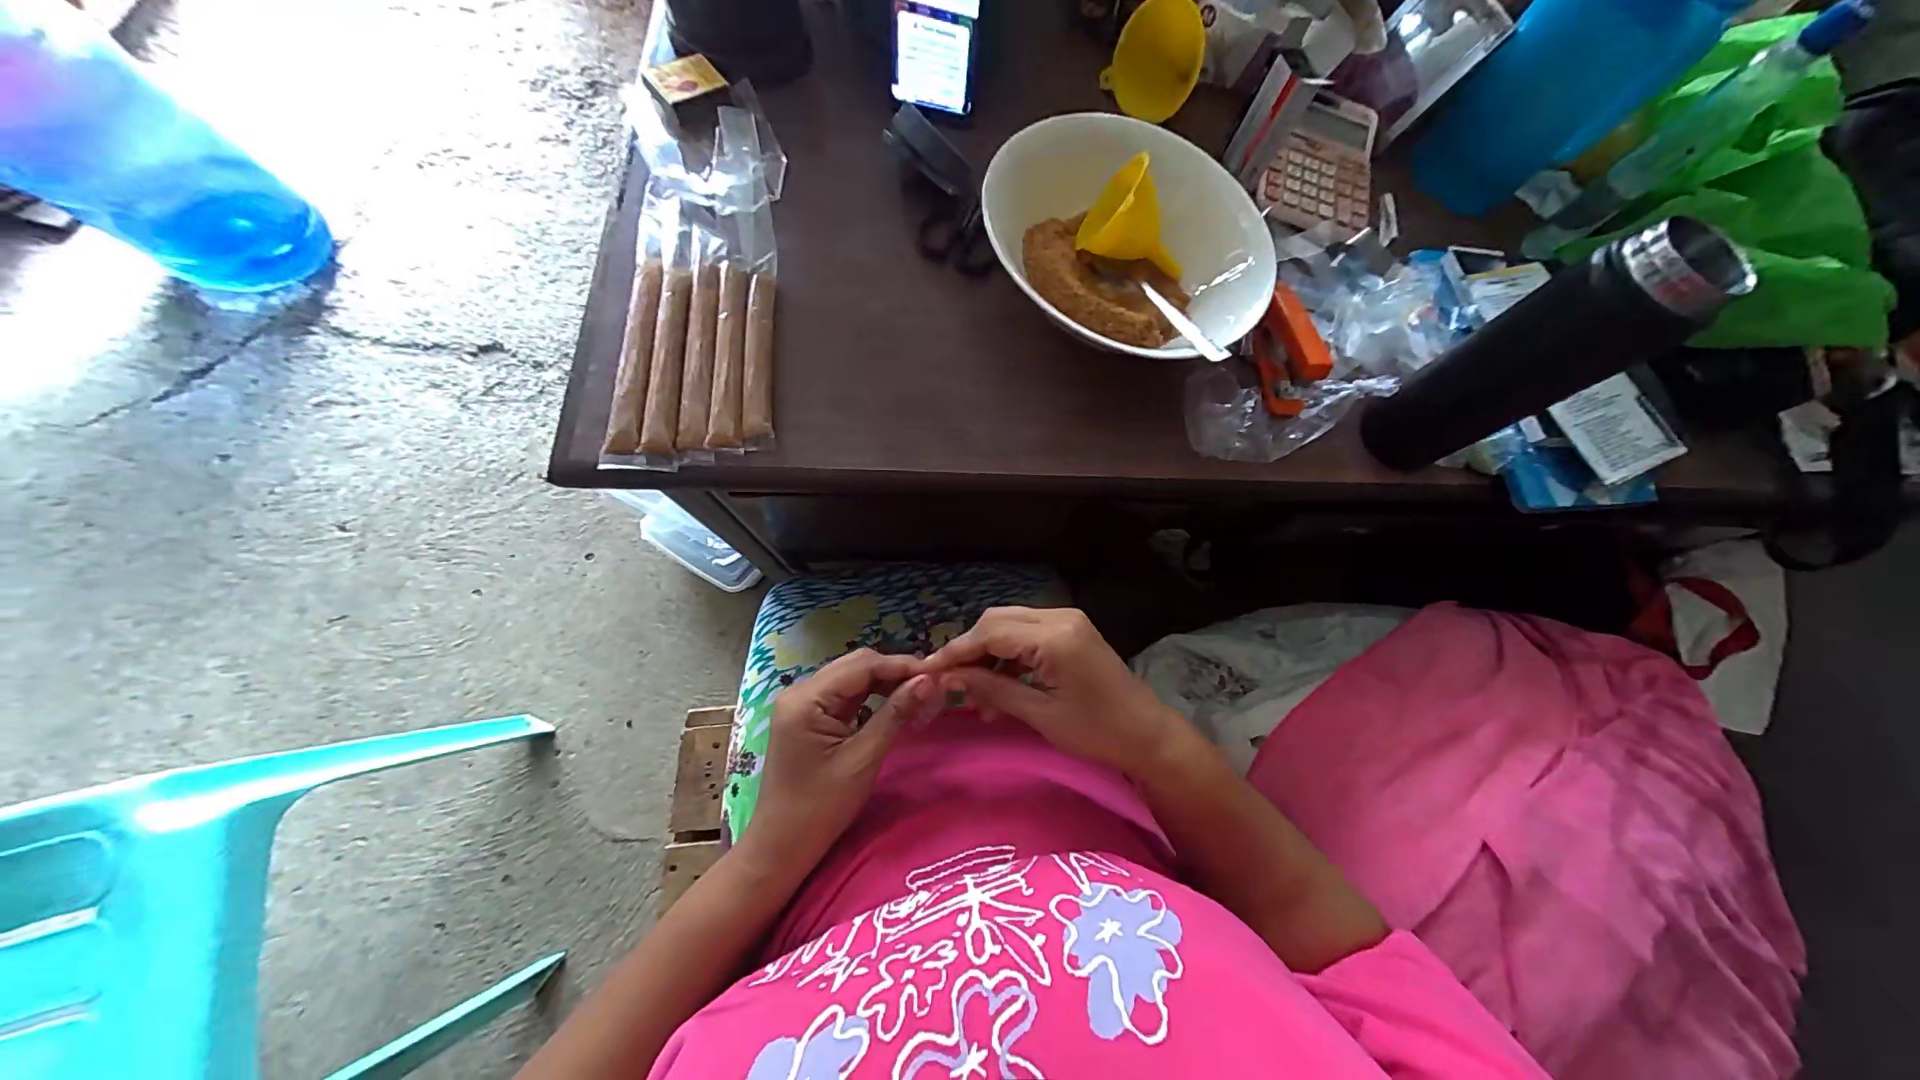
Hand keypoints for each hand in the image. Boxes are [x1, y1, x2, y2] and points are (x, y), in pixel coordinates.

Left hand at [740, 649, 936, 876]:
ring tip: (920, 695)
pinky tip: (896, 704)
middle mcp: (800, 691)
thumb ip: (895, 714)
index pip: (862, 665)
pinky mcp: (810, 718)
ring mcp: (803, 704)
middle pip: (856, 666)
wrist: (783, 846)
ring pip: (853, 679)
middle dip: (895, 672)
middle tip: (933, 685)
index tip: (937, 674)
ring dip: (886, 683)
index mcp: (806, 698)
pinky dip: (872, 697)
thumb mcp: (863, 758)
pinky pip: (846, 696)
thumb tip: (929, 680)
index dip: (901, 665)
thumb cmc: (820, 807)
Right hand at [923, 607, 1186, 776]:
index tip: (928, 671)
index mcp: (1055, 636)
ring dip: (988, 653)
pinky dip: (1008, 655)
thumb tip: (947, 679)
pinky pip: (1027, 634)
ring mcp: (1068, 621)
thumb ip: (992, 689)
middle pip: (997, 621)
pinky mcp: (1071, 630)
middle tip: (950, 683)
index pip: (990, 632)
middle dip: (970, 650)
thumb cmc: (1097, 731)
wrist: (1148, 735)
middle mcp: (1060, 617)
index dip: (956, 651)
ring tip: (976, 695)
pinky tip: (999, 685)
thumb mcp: (1040, 714)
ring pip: (1009, 625)